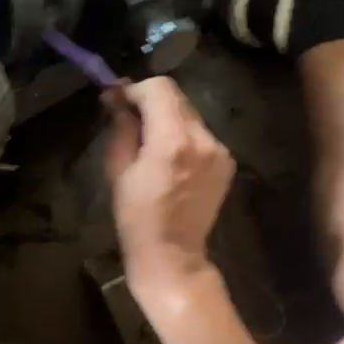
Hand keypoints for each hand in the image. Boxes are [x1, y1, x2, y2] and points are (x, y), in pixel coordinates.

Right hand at [104, 78, 235, 316]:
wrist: (173, 255)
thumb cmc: (136, 217)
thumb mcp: (117, 169)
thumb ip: (121, 127)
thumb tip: (117, 97)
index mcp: (172, 141)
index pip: (159, 88)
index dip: (135, 89)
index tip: (117, 100)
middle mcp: (203, 139)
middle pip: (177, 97)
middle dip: (150, 100)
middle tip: (128, 115)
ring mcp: (220, 150)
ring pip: (189, 113)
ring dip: (167, 116)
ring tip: (148, 139)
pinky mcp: (227, 161)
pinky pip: (201, 133)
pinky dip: (182, 134)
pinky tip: (169, 157)